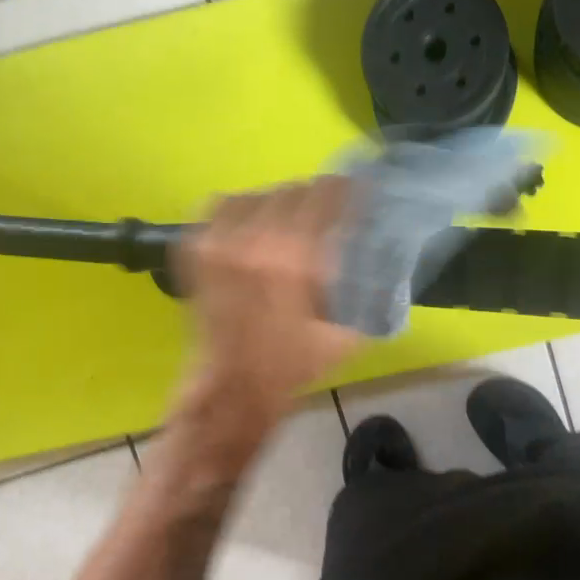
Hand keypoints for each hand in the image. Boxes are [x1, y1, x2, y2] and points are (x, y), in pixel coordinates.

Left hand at [174, 177, 363, 436]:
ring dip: (277, 203)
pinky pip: (220, 207)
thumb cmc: (291, 367)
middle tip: (324, 214)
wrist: (233, 389)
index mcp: (297, 260)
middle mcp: (257, 240)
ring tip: (286, 221)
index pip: (327, 196)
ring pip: (256, 194)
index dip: (348, 189)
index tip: (358, 191)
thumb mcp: (344, 335)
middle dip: (314, 198)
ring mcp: (221, 242)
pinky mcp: (197, 251)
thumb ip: (365, 295)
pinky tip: (251, 228)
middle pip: (293, 190)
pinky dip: (240, 210)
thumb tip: (381, 263)